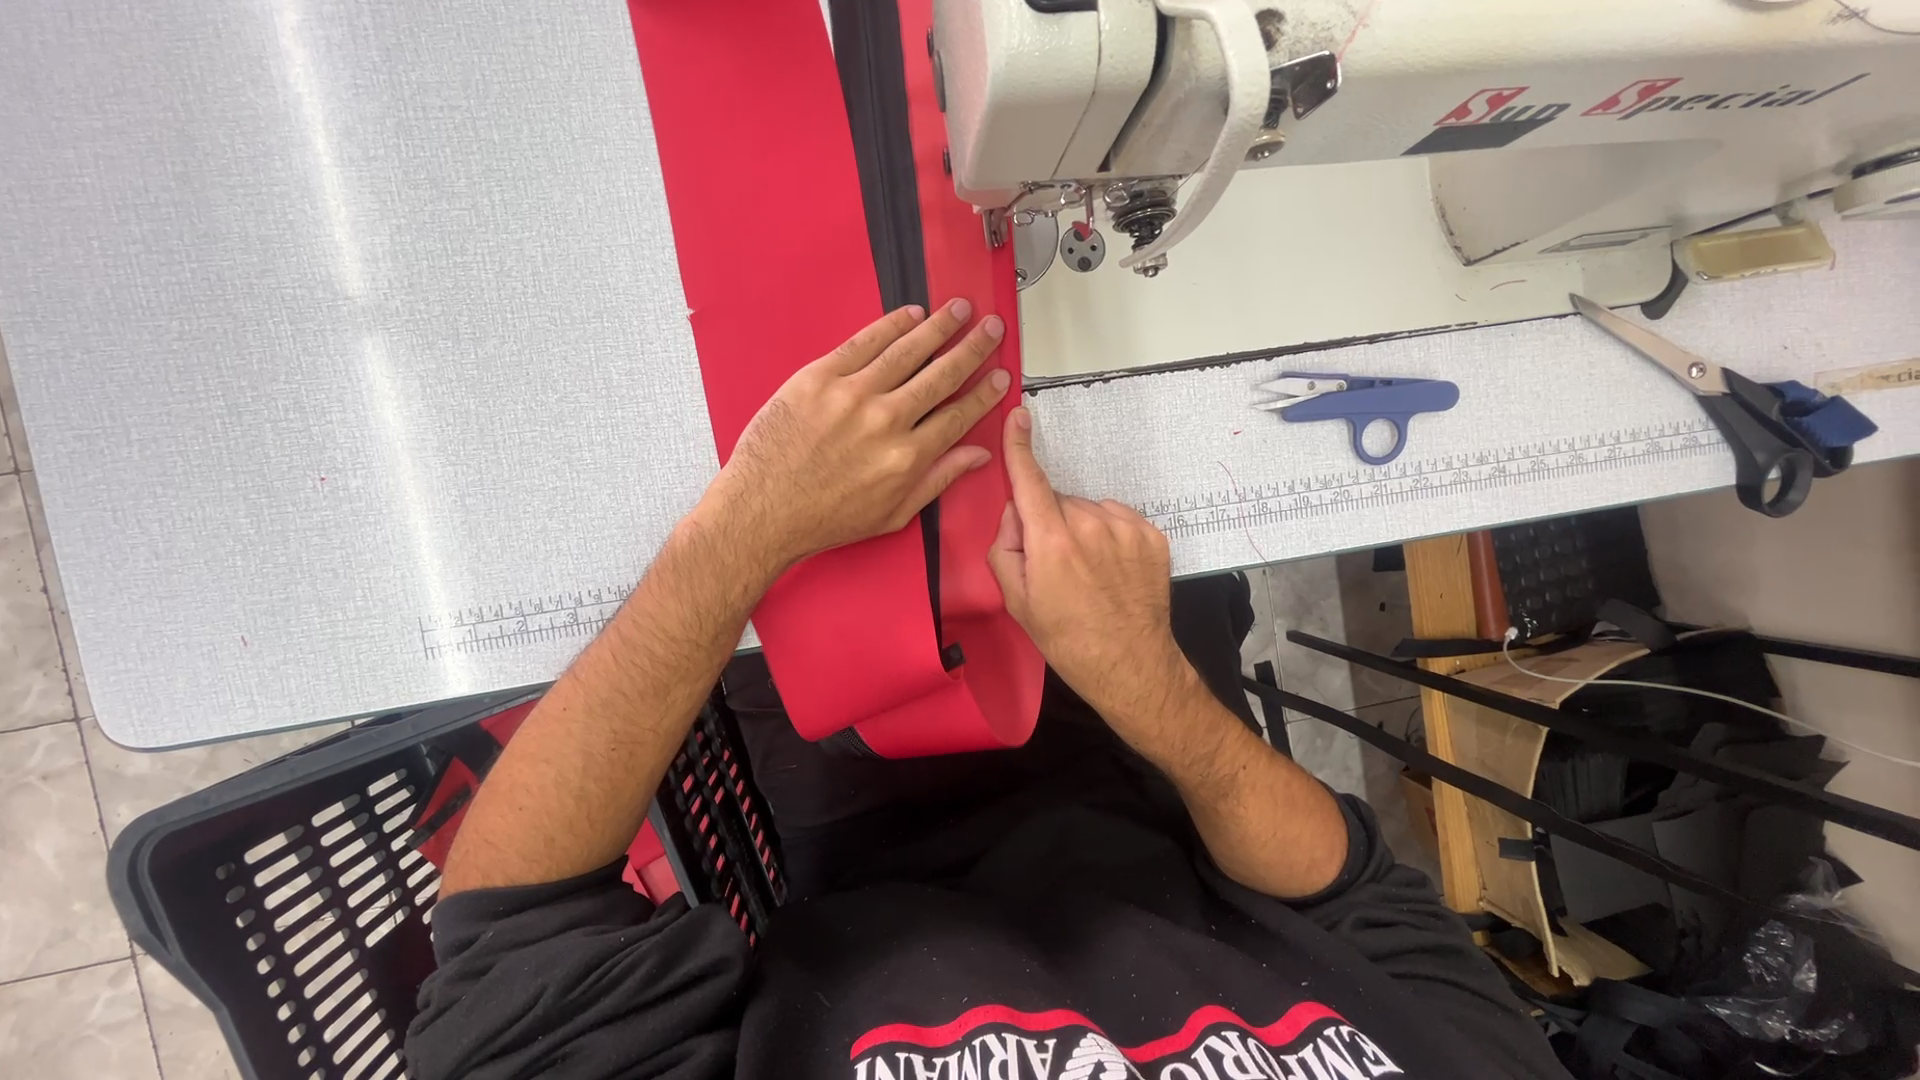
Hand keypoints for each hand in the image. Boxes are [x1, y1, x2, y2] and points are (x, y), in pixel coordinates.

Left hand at [701, 300, 1010, 569]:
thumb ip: (938, 480)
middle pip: (942, 375)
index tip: (999, 377)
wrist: (763, 510)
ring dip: (938, 327)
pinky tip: (910, 315)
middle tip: (990, 329)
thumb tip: (975, 457)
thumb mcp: (893, 514)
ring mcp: (851, 396)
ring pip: (907, 351)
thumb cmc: (822, 517)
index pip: (959, 415)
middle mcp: (885, 422)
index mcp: (907, 458)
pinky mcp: (819, 378)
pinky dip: (890, 325)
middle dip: (972, 349)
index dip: (985, 393)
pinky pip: (862, 343)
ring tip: (959, 310)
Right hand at [987, 407, 1195, 724]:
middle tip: (1057, 567)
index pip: (1030, 481)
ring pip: (1088, 511)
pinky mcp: (1151, 535)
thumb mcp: (1015, 600)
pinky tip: (1111, 570)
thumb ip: (1006, 547)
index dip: (1020, 447)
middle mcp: (1090, 525)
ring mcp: (1126, 528)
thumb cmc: (1066, 638)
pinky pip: (1117, 519)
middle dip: (1051, 524)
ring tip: (1089, 573)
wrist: (1129, 664)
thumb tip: (1016, 514)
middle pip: (1058, 503)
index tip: (1019, 416)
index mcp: (1052, 541)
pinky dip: (1110, 536)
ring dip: (1082, 530)